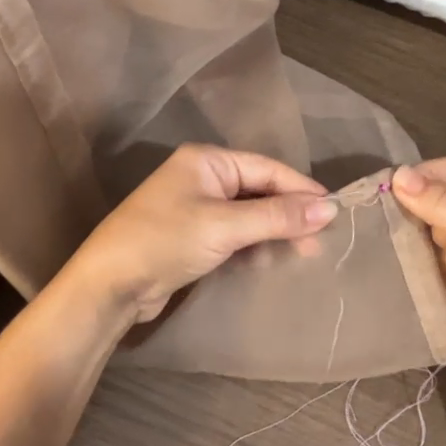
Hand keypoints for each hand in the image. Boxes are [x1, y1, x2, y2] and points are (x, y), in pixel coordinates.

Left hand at [60, 144, 336, 330]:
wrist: (110, 284)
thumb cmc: (166, 241)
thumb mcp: (225, 226)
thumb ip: (277, 216)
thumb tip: (330, 208)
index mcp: (207, 161)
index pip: (267, 168)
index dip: (301, 190)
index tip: (335, 214)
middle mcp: (202, 178)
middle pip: (259, 190)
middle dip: (289, 213)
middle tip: (322, 241)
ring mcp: (196, 208)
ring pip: (248, 215)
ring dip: (274, 232)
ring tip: (305, 254)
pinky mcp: (192, 237)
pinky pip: (234, 234)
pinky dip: (254, 245)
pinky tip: (273, 260)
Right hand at [392, 158, 445, 385]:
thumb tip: (400, 174)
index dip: (425, 177)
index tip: (388, 191)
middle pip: (441, 201)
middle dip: (421, 216)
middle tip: (404, 234)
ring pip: (432, 234)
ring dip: (419, 245)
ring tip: (412, 262)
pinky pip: (431, 263)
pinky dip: (420, 267)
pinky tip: (411, 276)